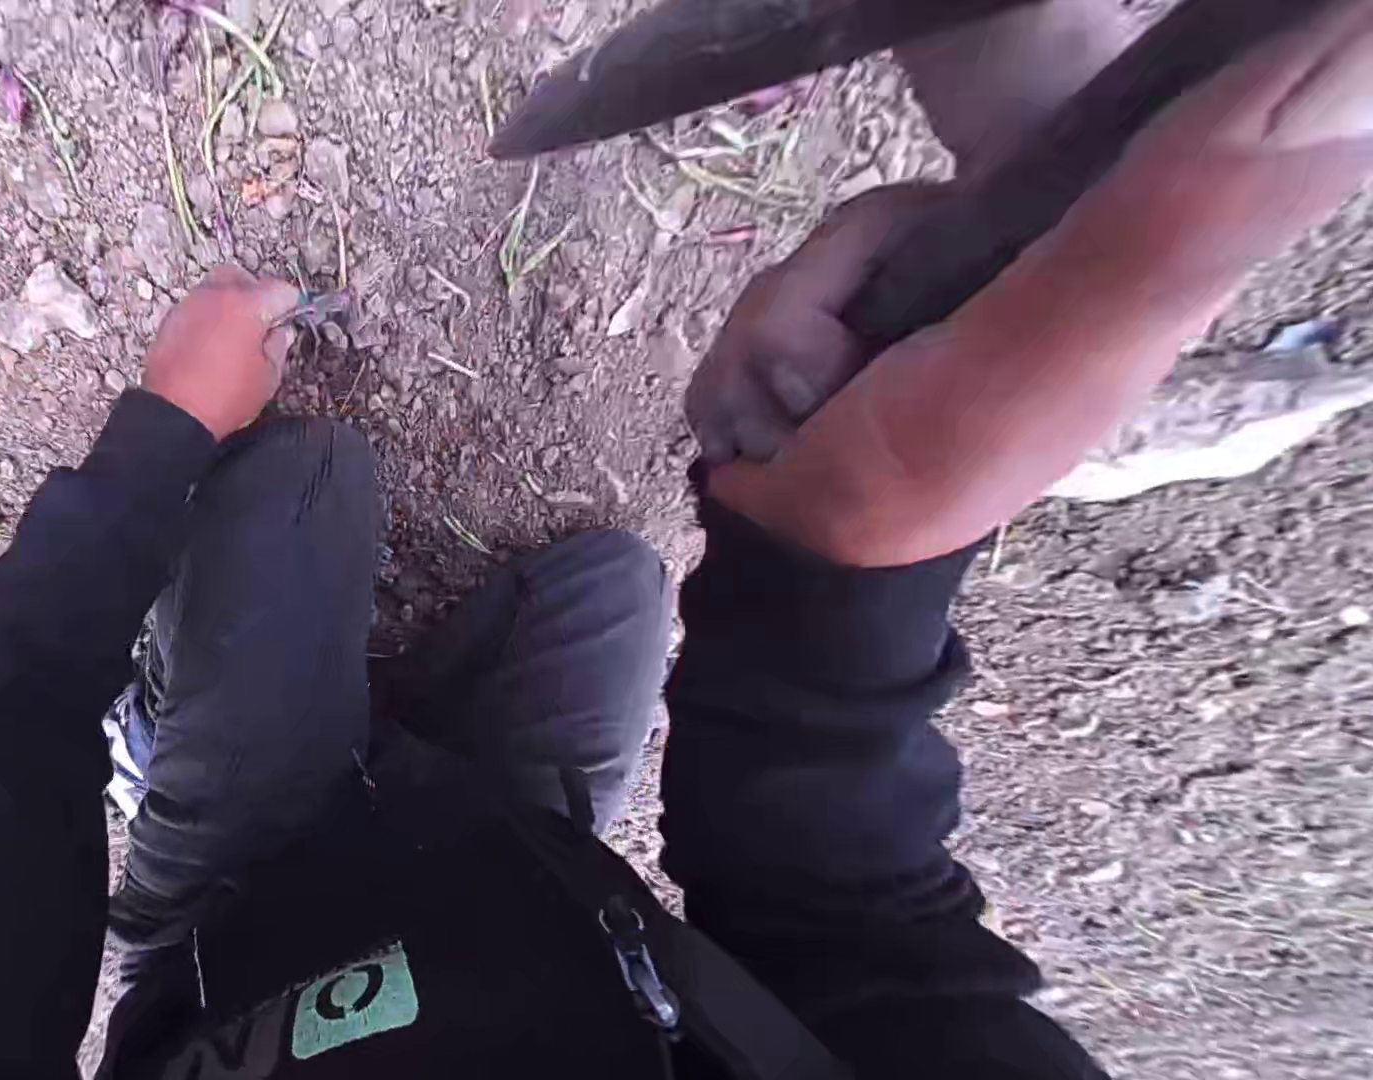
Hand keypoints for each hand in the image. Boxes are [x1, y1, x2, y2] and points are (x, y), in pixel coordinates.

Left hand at [143, 265, 299, 439]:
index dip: (292, 303)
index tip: (294, 314)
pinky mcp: (171, 320)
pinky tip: (215, 343)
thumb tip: (280, 333)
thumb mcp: (268, 377)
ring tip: (239, 334)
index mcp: (247, 306)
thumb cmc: (224, 397)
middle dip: (257, 293)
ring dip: (231, 303)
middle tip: (265, 320)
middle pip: (242, 277)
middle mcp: (216, 296)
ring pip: (216, 289)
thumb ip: (279, 347)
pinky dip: (210, 317)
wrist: (175, 412)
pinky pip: (197, 307)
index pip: (279, 290)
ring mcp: (190, 305)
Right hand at [707, 0, 1372, 566]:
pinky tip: (753, 436)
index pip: (1056, 107)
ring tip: (780, 430)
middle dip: (805, 312)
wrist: (789, 557)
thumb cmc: (908, 481)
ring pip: (780, 281)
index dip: (1001, 75)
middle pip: (858, 223)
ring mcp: (865, 316)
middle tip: (824, 387)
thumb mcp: (1035, 362)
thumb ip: (1162, 226)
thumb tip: (1351, 35)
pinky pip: (737, 330)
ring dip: (757, 364)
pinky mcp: (793, 347)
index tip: (961, 78)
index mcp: (1060, 258)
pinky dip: (728, 388)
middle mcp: (964, 276)